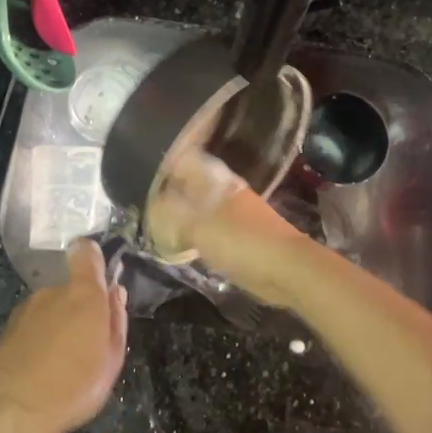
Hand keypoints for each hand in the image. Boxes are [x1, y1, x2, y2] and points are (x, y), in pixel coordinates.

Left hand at [0, 240, 127, 432]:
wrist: (9, 414)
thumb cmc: (73, 387)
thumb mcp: (111, 359)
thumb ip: (116, 319)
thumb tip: (114, 292)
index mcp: (82, 293)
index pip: (85, 253)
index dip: (92, 257)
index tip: (98, 276)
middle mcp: (51, 292)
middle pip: (69, 290)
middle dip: (77, 310)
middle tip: (85, 345)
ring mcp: (24, 311)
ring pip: (48, 311)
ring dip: (56, 328)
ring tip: (60, 365)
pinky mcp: (4, 332)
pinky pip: (30, 328)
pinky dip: (36, 343)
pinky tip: (38, 372)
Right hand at [147, 148, 311, 307]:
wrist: (286, 269)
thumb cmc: (241, 242)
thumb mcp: (198, 228)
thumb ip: (173, 216)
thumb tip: (153, 207)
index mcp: (217, 183)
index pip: (186, 163)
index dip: (165, 168)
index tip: (145, 180)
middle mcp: (226, 193)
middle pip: (193, 187)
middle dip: (172, 196)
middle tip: (146, 208)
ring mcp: (237, 215)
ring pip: (202, 210)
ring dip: (184, 218)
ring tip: (159, 229)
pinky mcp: (243, 238)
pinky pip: (212, 231)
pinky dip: (197, 236)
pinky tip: (183, 247)